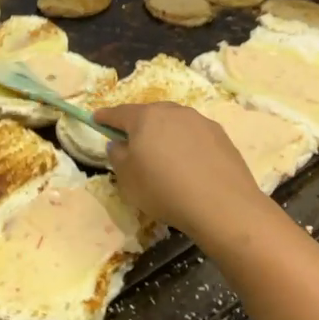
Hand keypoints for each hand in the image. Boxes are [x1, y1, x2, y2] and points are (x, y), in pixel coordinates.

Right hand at [96, 102, 270, 239]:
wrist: (223, 206)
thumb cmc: (163, 189)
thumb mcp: (126, 177)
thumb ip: (117, 155)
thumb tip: (119, 144)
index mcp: (145, 117)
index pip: (118, 113)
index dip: (104, 117)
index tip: (95, 119)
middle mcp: (173, 112)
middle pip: (148, 113)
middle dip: (137, 123)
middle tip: (130, 140)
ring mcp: (201, 122)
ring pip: (174, 122)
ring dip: (163, 132)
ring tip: (161, 153)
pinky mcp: (222, 137)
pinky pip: (194, 135)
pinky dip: (185, 143)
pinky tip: (187, 164)